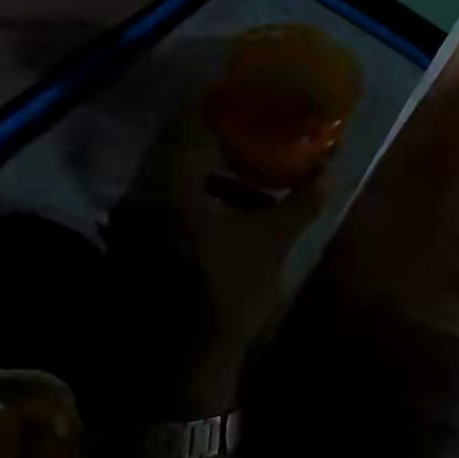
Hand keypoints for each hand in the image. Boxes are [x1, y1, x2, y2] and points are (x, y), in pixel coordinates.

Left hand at [106, 112, 325, 413]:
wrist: (180, 368)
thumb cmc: (227, 296)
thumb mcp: (272, 245)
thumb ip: (300, 202)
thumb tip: (330, 170)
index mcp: (168, 189)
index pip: (183, 124)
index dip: (210, 102)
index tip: (237, 89)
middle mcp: (137, 199)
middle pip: (176, 150)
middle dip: (218, 139)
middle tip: (255, 133)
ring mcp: (128, 226)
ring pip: (171, 181)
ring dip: (212, 176)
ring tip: (254, 185)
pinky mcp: (130, 248)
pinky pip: (163, 205)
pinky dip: (196, 200)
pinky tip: (231, 218)